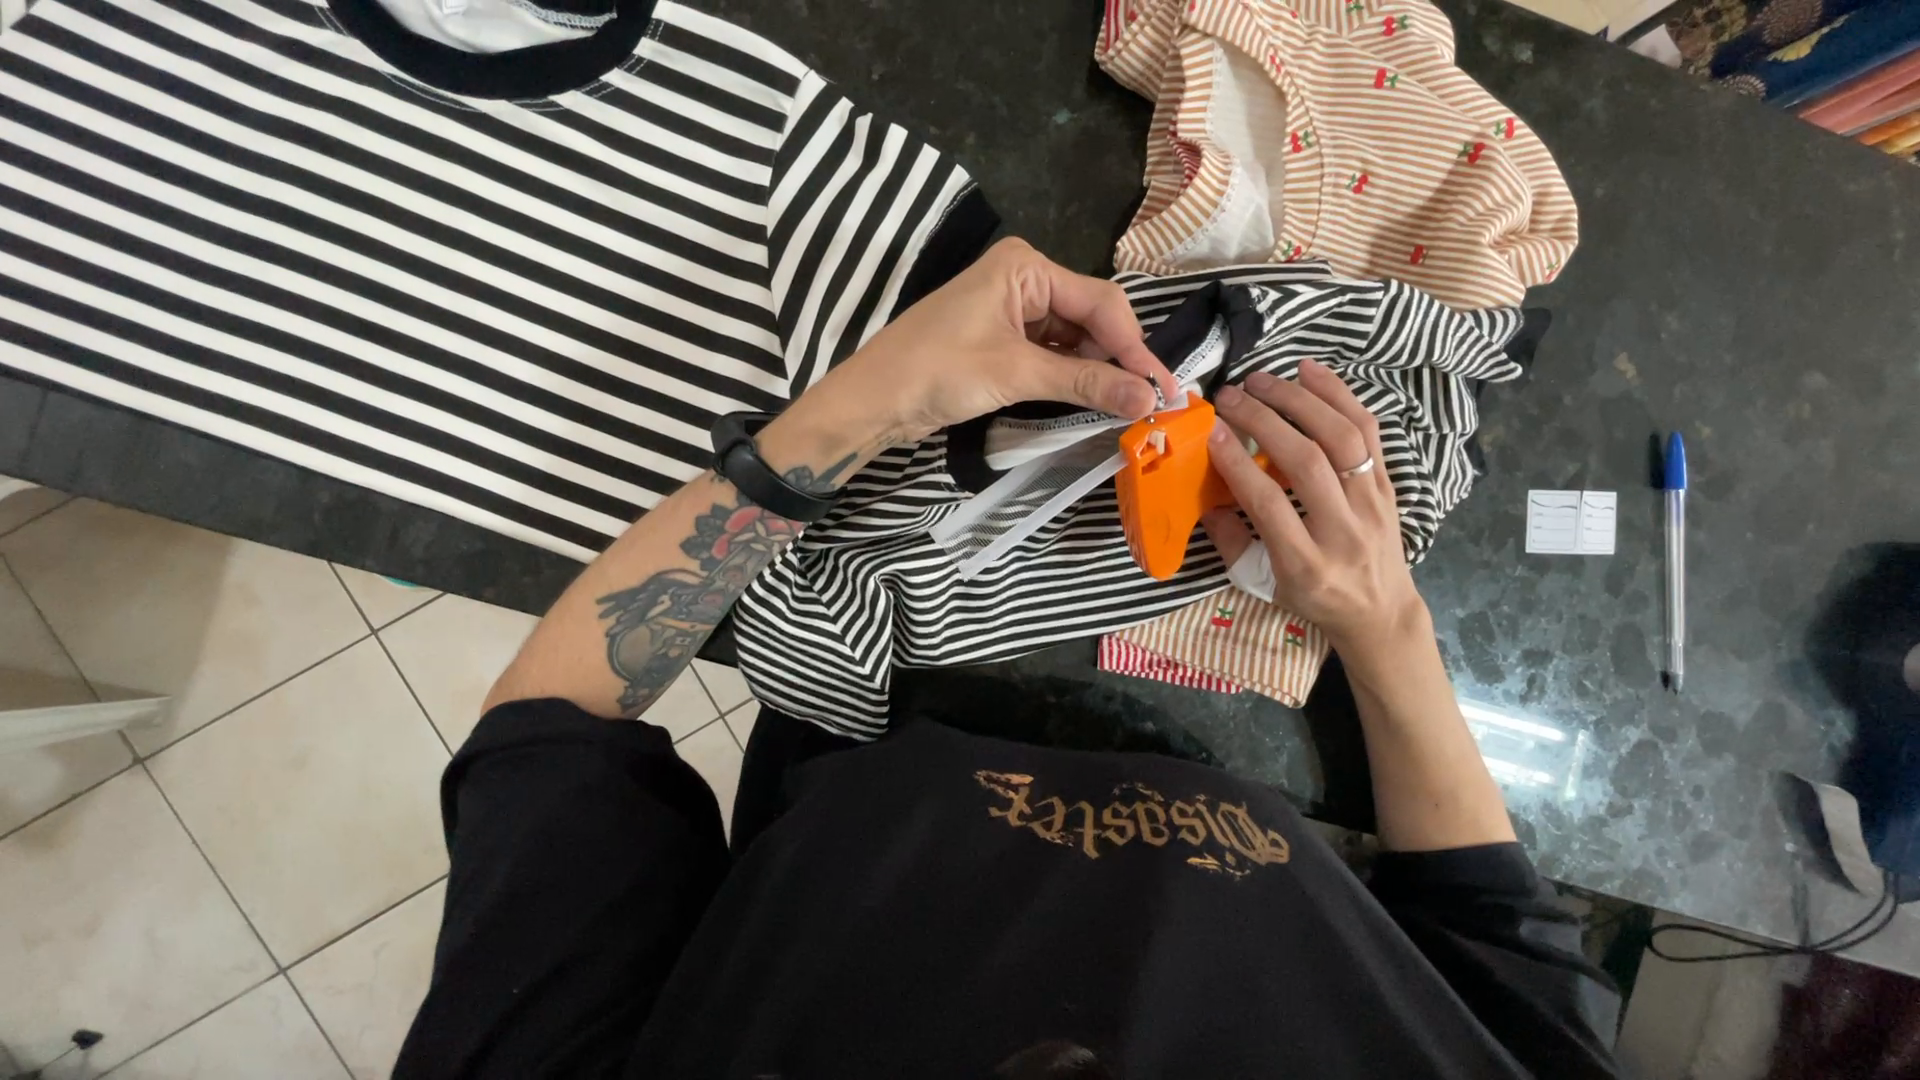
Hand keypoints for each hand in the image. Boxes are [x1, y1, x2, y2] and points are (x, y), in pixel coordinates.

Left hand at [788, 238, 1176, 448]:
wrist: (874, 399)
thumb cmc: (937, 370)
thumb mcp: (1015, 374)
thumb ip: (1083, 383)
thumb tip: (1146, 399)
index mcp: (1025, 266)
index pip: (1100, 302)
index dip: (1134, 348)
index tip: (1162, 389)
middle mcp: (1024, 280)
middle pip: (1090, 318)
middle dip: (1118, 360)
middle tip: (1151, 403)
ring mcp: (1012, 311)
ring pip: (1073, 339)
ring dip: (1096, 372)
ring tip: (1128, 406)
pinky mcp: (1003, 341)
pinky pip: (1051, 355)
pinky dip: (1070, 377)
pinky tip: (1093, 400)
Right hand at [1201, 359, 1431, 671]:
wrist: (1381, 612)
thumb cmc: (1312, 598)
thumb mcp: (1261, 584)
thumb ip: (1230, 542)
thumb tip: (1204, 498)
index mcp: (1305, 563)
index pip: (1269, 503)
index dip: (1238, 464)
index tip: (1212, 432)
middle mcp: (1344, 530)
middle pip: (1306, 462)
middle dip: (1264, 420)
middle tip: (1230, 397)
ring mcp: (1372, 504)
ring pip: (1342, 438)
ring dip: (1299, 400)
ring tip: (1263, 380)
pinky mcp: (1388, 485)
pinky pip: (1368, 431)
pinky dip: (1340, 395)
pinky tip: (1310, 372)